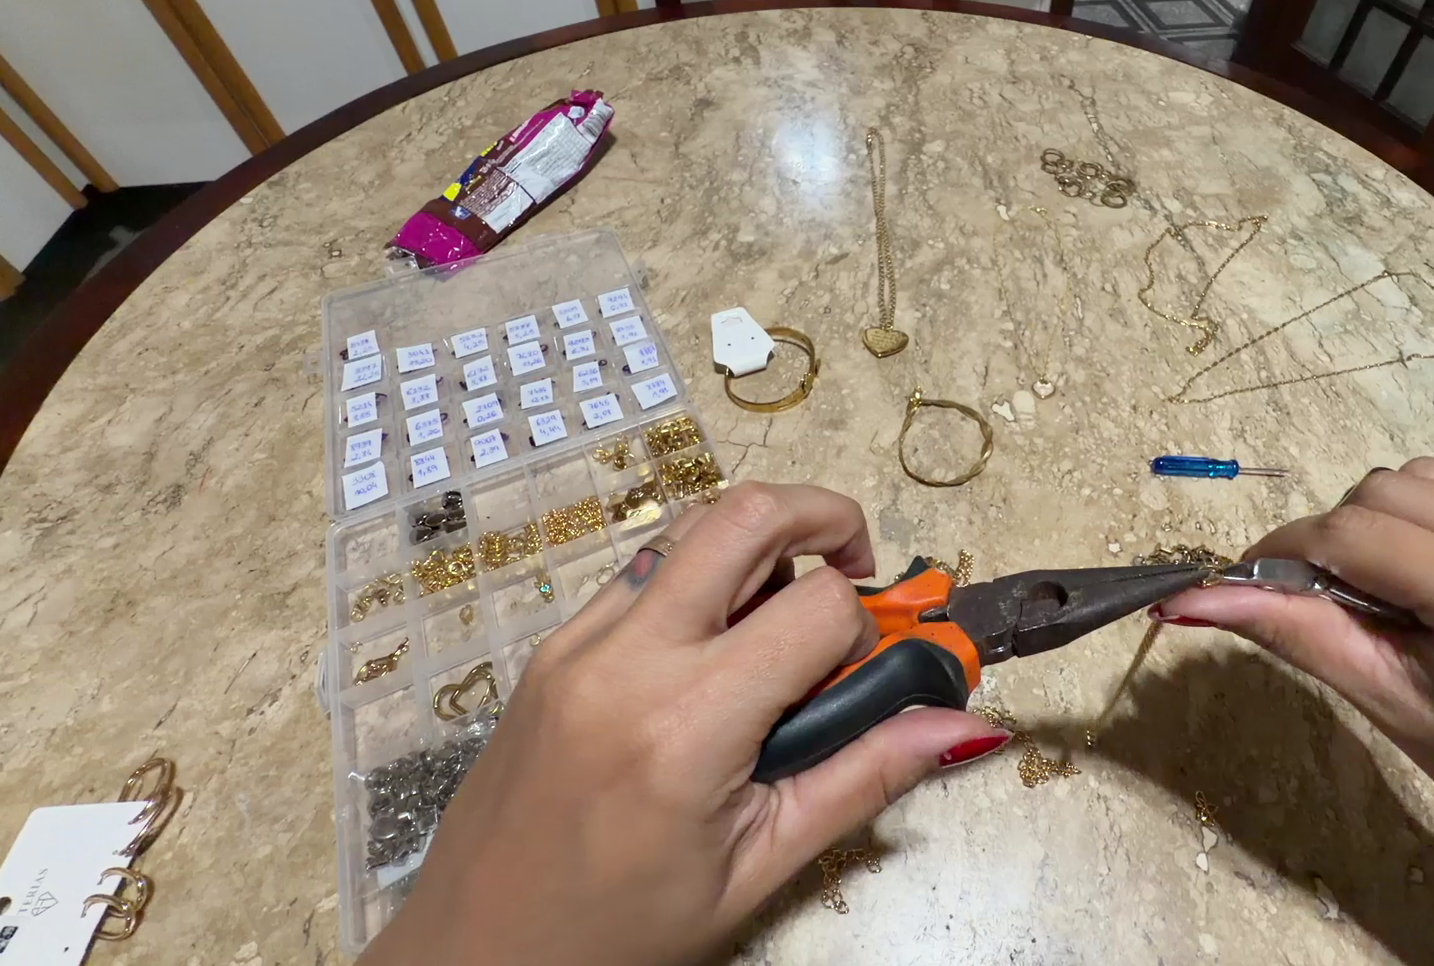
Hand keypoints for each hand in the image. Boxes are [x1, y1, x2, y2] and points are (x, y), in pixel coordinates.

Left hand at [359, 483, 1007, 965]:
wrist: (469, 958)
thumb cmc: (623, 932)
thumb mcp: (760, 865)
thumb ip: (865, 777)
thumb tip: (963, 727)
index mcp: (686, 725)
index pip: (815, 608)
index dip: (861, 629)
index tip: (855, 674)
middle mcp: (627, 655)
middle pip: (747, 513)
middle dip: (825, 515)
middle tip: (854, 563)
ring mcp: (580, 636)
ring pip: (695, 523)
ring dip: (763, 539)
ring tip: (783, 607)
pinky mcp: (556, 637)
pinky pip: (651, 564)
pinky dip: (707, 569)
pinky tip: (716, 636)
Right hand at [1156, 458, 1433, 965]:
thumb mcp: (1386, 702)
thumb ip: (1289, 630)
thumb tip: (1185, 599)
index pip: (1363, 537)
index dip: (1292, 546)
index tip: (1256, 572)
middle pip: (1394, 492)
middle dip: (1346, 538)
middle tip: (1348, 597)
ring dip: (1395, 522)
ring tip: (1412, 587)